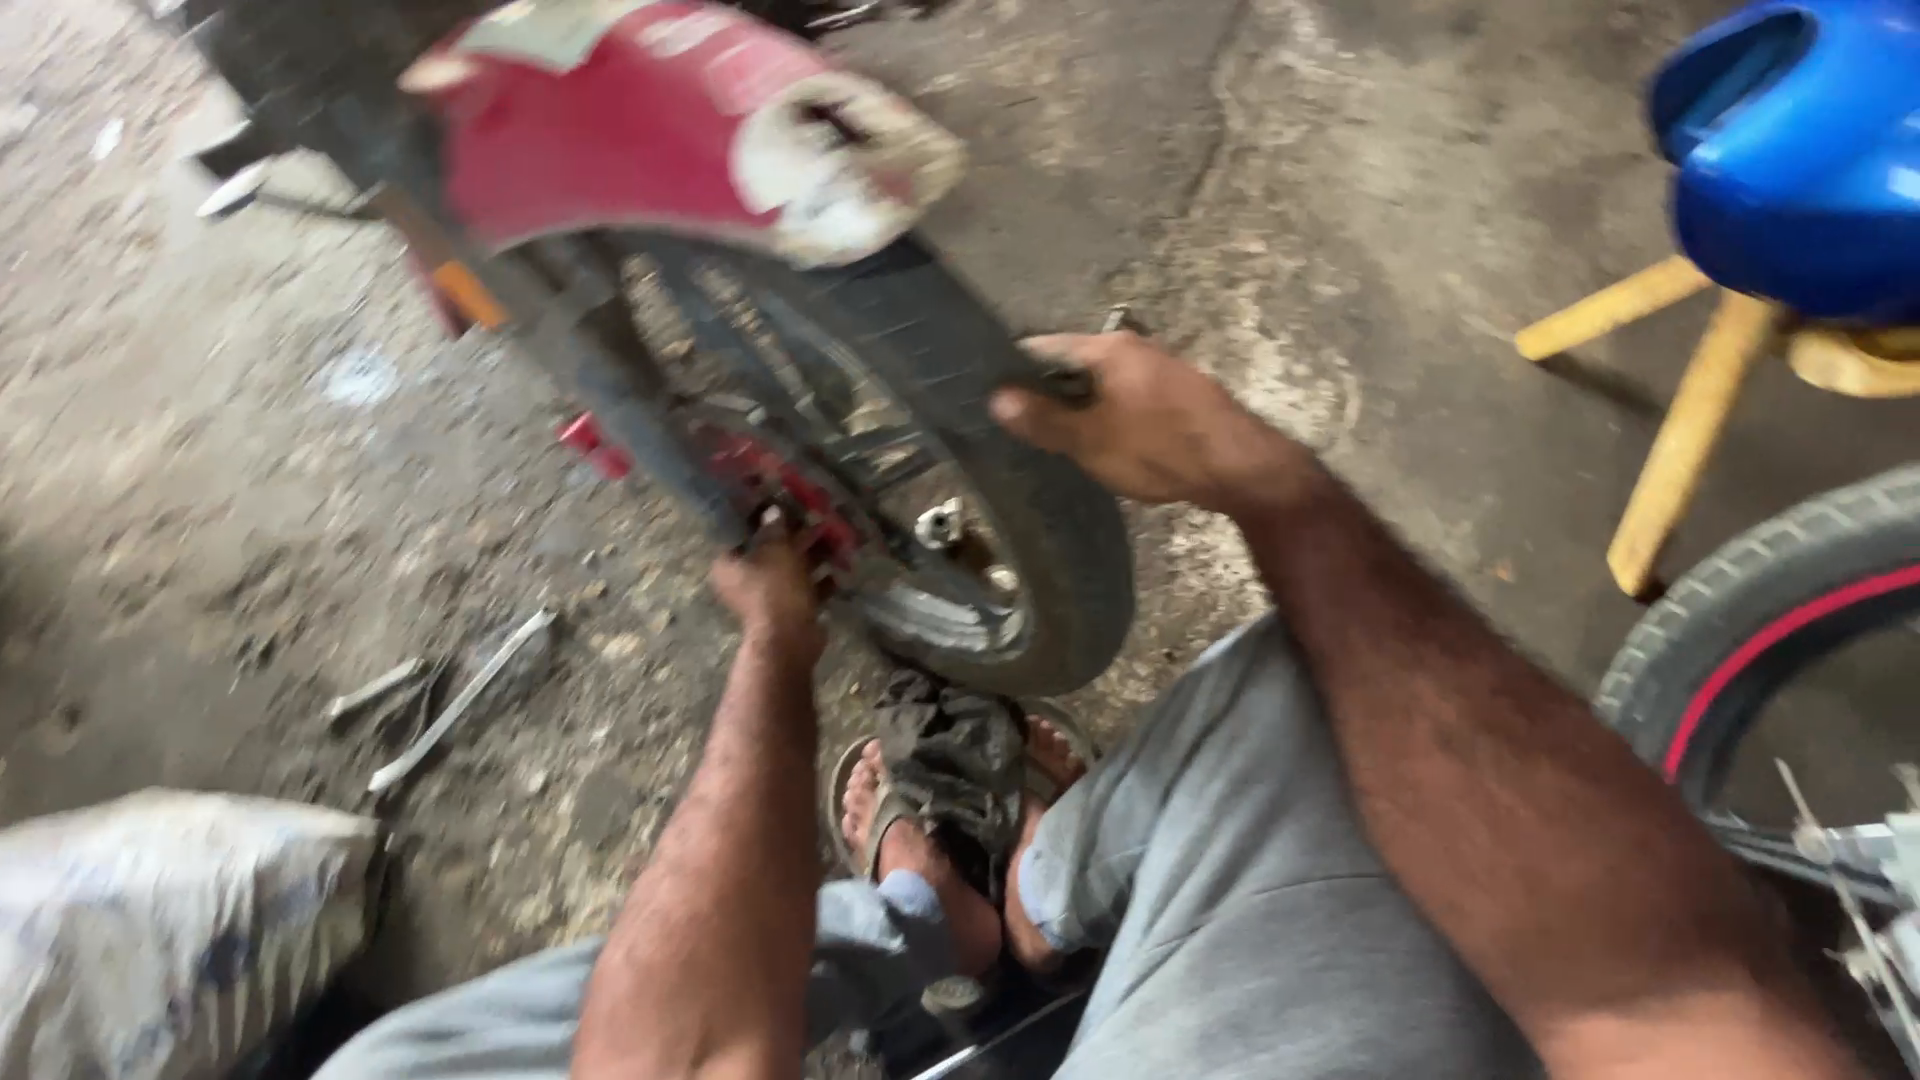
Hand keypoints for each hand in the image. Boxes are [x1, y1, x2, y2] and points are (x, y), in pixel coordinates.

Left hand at [711, 507, 825, 663]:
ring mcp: (766, 598)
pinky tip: (838, 571)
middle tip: (818, 521)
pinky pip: (804, 590)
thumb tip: (771, 510)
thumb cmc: (775, 587)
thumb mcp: (776, 549)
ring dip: (813, 557)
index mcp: (728, 564)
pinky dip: (820, 582)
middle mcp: (742, 581)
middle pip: (770, 551)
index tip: (783, 505)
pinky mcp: (787, 611)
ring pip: (791, 570)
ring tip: (836, 542)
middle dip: (796, 537)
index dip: (762, 517)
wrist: (790, 638)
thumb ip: (774, 527)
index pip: (742, 532)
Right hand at [992, 333, 1322, 516]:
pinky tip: (1100, 442)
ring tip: (1054, 438)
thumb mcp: (1091, 439)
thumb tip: (996, 397)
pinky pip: (1125, 398)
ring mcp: (1160, 369)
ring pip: (1101, 383)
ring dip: (1078, 406)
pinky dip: (1106, 414)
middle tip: (1019, 425)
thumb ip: (1043, 419)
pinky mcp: (1176, 395)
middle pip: (1074, 364)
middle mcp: (1134, 348)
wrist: (1241, 468)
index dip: (1014, 370)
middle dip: (1046, 392)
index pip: (1044, 346)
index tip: (992, 395)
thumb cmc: (1159, 448)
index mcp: (1109, 348)